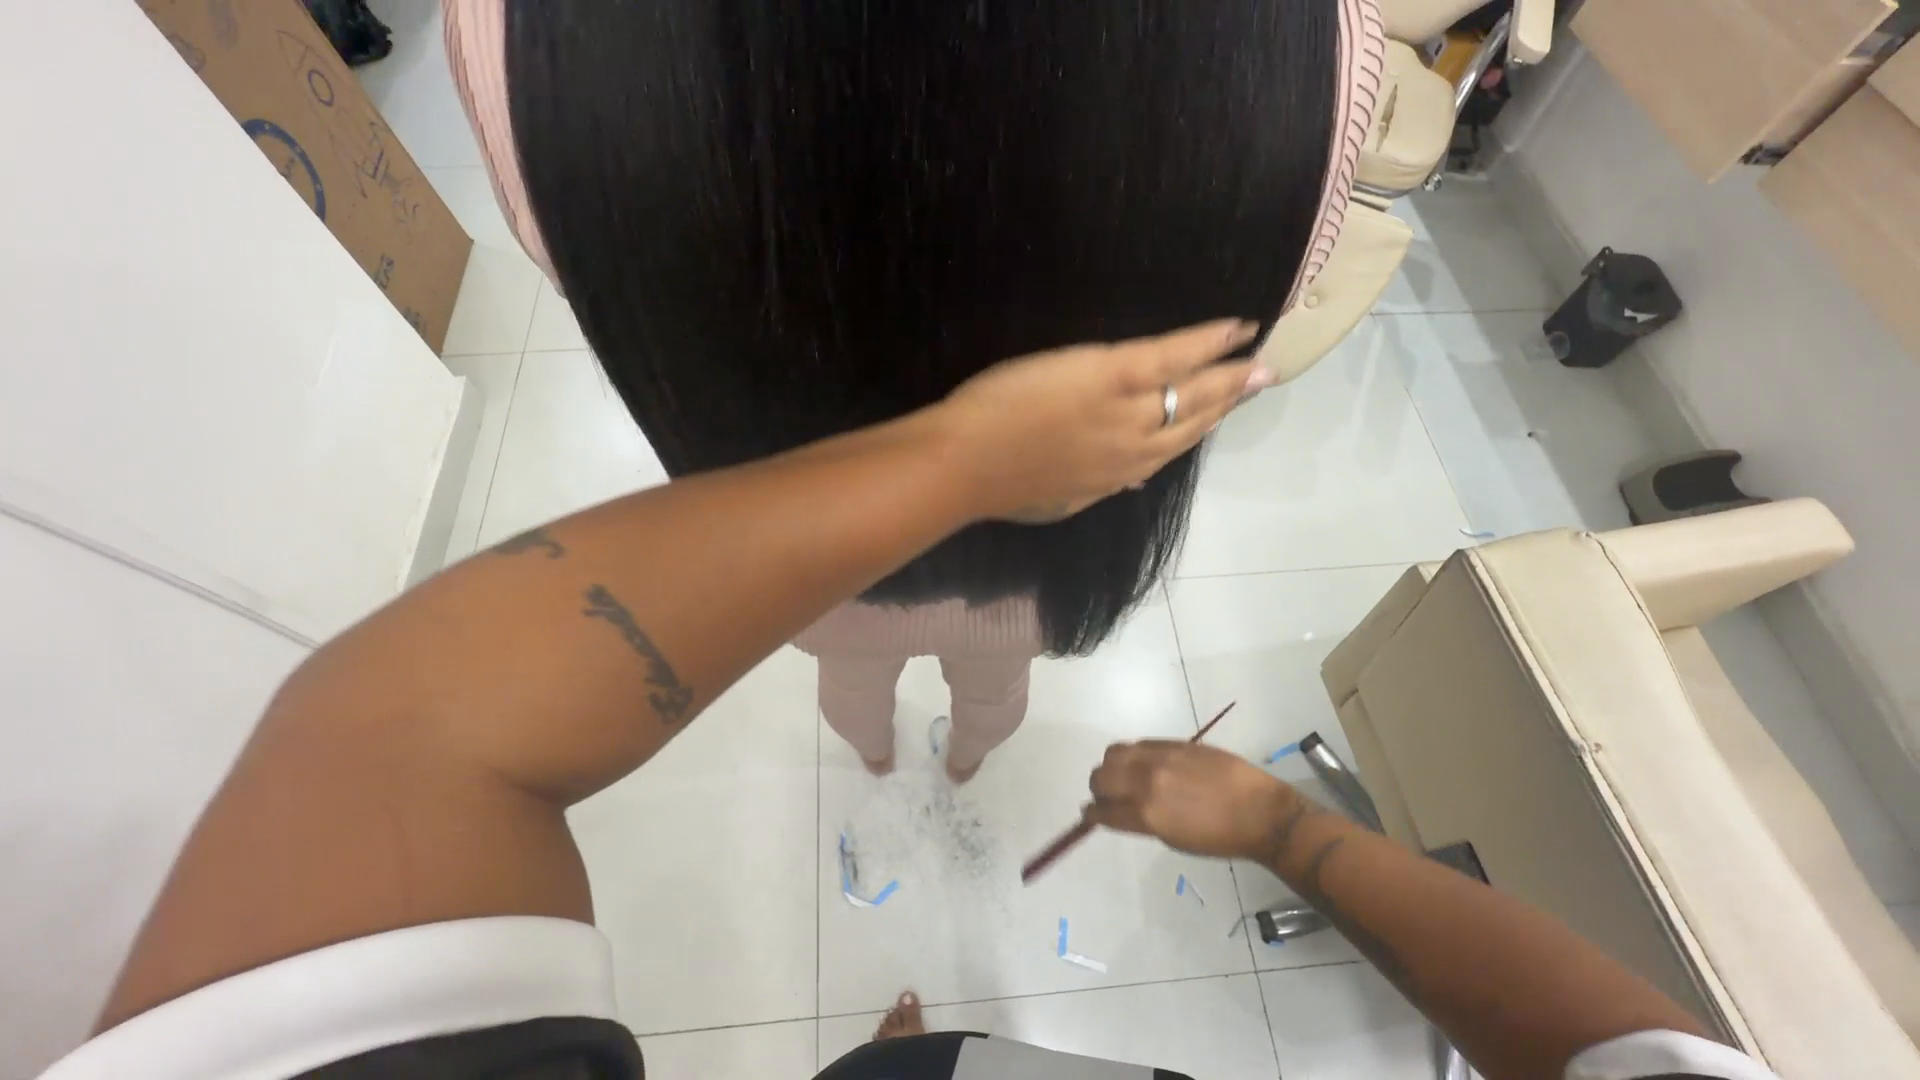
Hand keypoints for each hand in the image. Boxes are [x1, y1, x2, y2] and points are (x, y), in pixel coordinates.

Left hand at [935, 319, 1271, 522]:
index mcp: (1117, 477)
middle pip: (1195, 421)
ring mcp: (1128, 412)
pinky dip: (1208, 341)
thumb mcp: (1059, 501)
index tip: (1220, 416)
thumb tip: (1132, 479)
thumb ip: (1098, 486)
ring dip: (1230, 372)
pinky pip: (1172, 356)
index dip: (1201, 429)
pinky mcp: (1112, 376)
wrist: (965, 465)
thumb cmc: (998, 483)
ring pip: (1194, 391)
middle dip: (1230, 400)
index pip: (1173, 450)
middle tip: (1260, 379)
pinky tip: (1236, 326)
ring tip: (1256, 355)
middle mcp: (1136, 450)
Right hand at [1082, 741, 1296, 859]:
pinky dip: (1135, 756)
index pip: (1102, 810)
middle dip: (1098, 788)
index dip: (1092, 813)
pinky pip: (1140, 744)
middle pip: (1100, 776)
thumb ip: (1141, 820)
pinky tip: (1148, 766)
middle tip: (1108, 795)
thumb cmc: (1219, 838)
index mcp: (1146, 814)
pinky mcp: (1174, 743)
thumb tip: (1122, 809)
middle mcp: (1146, 782)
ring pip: (1114, 753)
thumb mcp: (1173, 838)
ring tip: (1124, 775)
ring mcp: (1160, 758)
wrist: (1259, 812)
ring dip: (1111, 766)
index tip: (1092, 814)